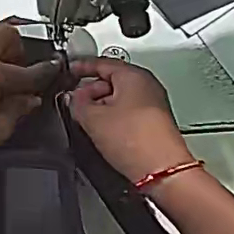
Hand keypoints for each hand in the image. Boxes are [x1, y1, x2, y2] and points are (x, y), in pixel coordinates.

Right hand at [65, 58, 194, 181]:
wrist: (162, 171)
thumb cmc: (137, 141)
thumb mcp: (92, 118)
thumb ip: (77, 102)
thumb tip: (74, 98)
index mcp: (134, 76)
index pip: (102, 63)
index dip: (82, 67)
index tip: (71, 70)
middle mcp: (147, 86)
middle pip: (112, 80)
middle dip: (90, 90)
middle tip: (76, 100)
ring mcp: (153, 104)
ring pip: (120, 97)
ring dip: (101, 105)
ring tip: (88, 119)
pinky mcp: (154, 123)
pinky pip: (128, 112)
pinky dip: (113, 117)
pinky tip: (104, 131)